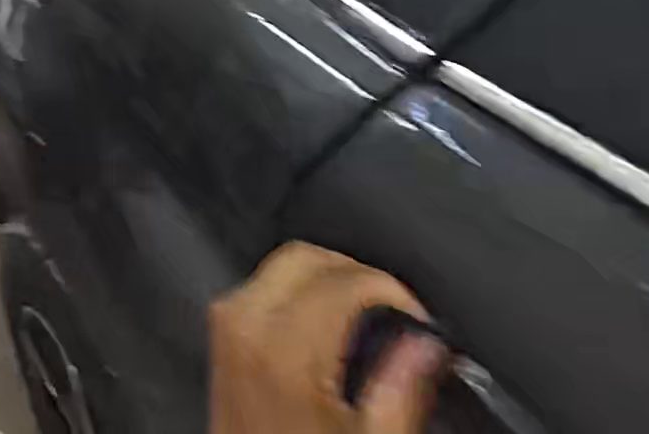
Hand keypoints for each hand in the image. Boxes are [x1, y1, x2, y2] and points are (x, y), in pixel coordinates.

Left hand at [211, 241, 447, 433]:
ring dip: (326, 278)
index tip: (417, 317)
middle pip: (306, 257)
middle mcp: (246, 320)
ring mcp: (227, 320)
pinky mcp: (221, 329)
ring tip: (366, 316)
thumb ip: (403, 390)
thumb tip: (427, 342)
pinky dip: (300, 290)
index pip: (343, 281)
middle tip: (393, 309)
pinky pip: (264, 284)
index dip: (389, 289)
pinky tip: (328, 323)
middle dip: (355, 274)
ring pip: (282, 264)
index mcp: (284, 347)